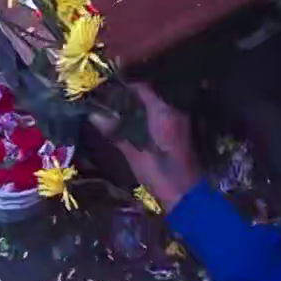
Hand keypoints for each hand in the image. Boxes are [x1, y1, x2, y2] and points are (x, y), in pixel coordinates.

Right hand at [96, 83, 202, 211]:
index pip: (144, 87)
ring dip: (139, 105)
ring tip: (116, 107)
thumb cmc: (161, 174)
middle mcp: (174, 111)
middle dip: (130, 94)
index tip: (108, 84)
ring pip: (156, 104)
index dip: (126, 84)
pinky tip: (132, 121)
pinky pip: (161, 114)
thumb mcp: (135, 155)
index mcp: (165, 112)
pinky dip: (147, 115)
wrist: (186, 196)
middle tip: (108, 96)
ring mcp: (179, 121)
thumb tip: (94, 115)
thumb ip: (116, 133)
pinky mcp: (179, 132)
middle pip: (151, 93)